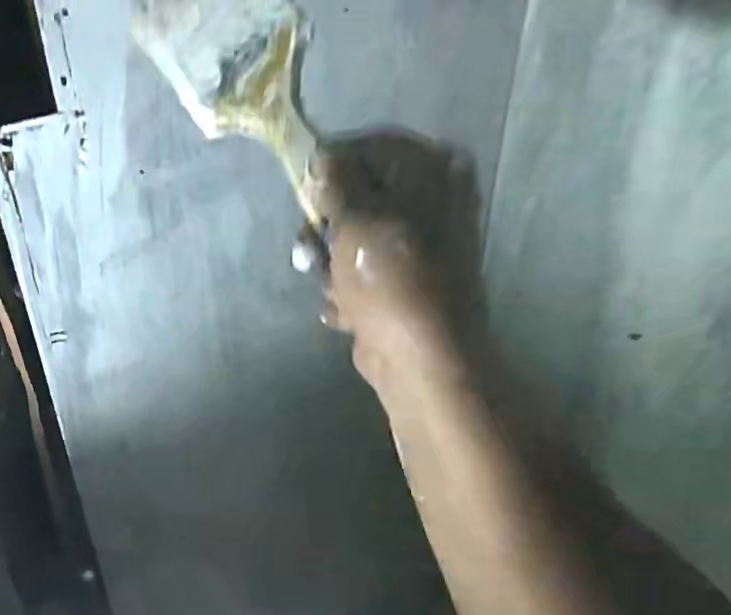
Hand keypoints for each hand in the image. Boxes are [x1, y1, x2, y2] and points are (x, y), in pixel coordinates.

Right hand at [293, 131, 480, 386]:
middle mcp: (428, 201)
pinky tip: (343, 310)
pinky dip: (343, 292)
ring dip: (328, 266)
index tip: (301, 190)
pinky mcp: (396, 284)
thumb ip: (337, 183)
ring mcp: (413, 247)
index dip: (330, 165)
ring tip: (330, 289)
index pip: (370, 147)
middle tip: (308, 251)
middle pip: (355, 198)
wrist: (418, 352)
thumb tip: (322, 154)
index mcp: (429, 172)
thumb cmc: (389, 278)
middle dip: (324, 227)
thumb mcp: (357, 220)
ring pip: (349, 241)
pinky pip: (356, 276)